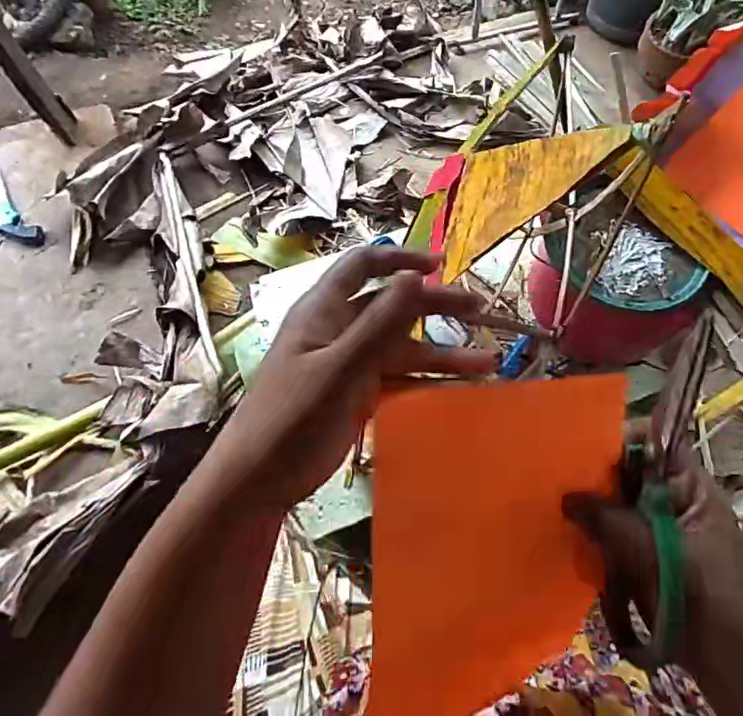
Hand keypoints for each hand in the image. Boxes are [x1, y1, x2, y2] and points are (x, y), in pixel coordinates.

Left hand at [202, 247, 494, 512]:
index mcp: (323, 309)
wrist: (256, 482)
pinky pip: (397, 376)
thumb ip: (379, 324)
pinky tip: (459, 387)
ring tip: (487, 359)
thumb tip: (416, 276)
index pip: (364, 265)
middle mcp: (337, 328)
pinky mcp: (355, 392)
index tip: (441, 265)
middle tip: (478, 309)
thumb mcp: (338, 369)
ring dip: (441, 350)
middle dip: (434, 305)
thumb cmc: (290, 419)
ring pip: (401, 345)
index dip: (401, 259)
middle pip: (392, 305)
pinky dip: (427, 379)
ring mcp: (347, 361)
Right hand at [562, 430, 742, 696]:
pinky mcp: (653, 561)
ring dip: (595, 513)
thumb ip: (611, 522)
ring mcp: (665, 533)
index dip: (619, 440)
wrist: (738, 670)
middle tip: (562, 482)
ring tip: (563, 513)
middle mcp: (678, 502)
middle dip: (598, 480)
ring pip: (621, 507)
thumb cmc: (708, 600)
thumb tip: (567, 497)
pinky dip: (601, 541)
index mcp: (692, 488)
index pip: (653, 444)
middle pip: (631, 475)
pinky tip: (578, 545)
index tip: (582, 450)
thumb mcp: (658, 554)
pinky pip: (620, 538)